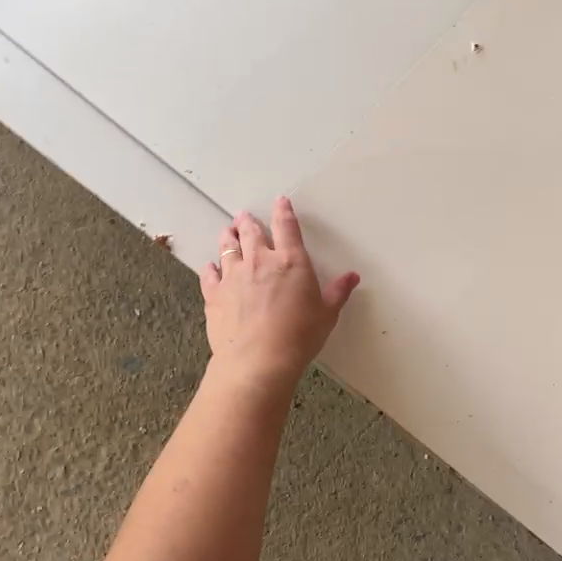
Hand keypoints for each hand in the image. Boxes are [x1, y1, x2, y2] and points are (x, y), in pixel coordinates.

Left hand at [198, 196, 359, 392]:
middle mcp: (260, 261)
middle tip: (245, 216)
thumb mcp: (327, 314)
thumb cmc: (300, 335)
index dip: (284, 212)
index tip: (281, 201)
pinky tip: (210, 266)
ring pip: (228, 247)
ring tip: (228, 231)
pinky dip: (211, 267)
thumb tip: (352, 277)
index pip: (287, 227)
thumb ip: (338, 292)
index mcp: (291, 262)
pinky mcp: (214, 294)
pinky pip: (209, 274)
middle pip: (251, 233)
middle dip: (249, 222)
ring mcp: (233, 276)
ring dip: (228, 237)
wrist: (259, 359)